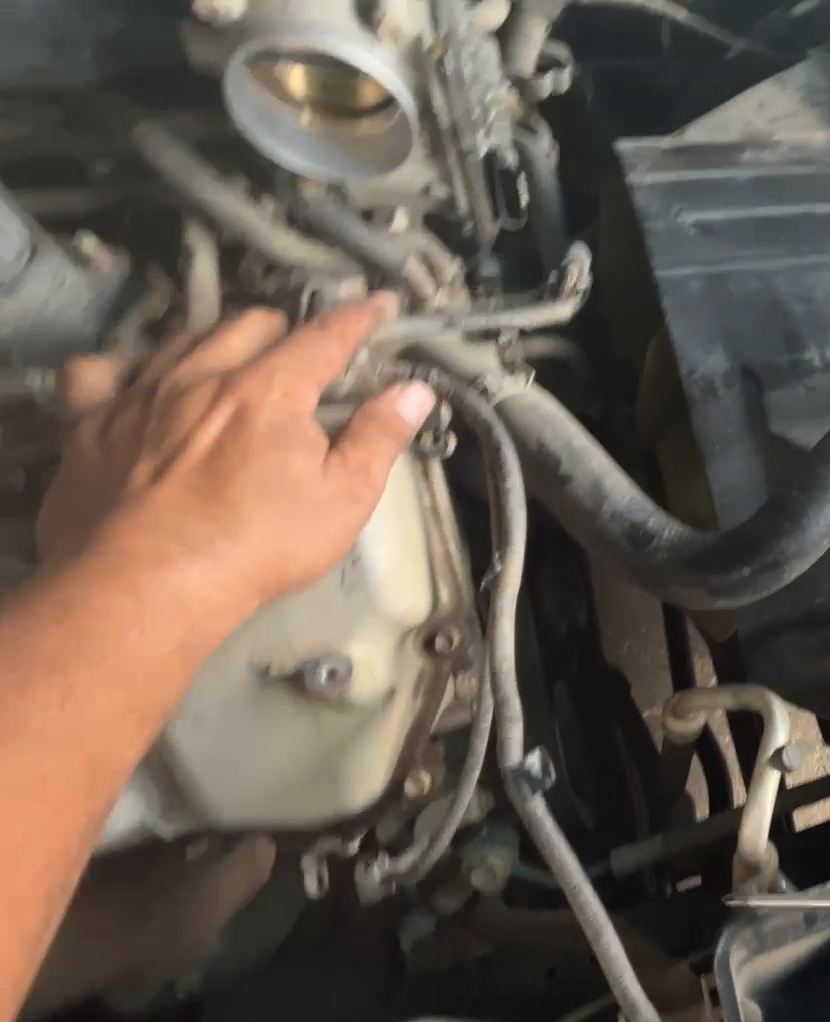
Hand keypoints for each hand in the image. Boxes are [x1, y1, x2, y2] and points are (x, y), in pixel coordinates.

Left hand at [35, 296, 437, 612]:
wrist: (149, 583)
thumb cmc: (264, 541)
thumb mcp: (348, 494)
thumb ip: (380, 435)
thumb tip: (415, 391)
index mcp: (270, 393)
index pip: (324, 338)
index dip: (358, 317)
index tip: (381, 302)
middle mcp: (201, 378)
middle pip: (247, 326)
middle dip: (285, 328)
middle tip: (308, 349)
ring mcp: (136, 397)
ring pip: (180, 339)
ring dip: (218, 340)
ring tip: (238, 356)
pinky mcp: (86, 425)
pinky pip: (99, 370)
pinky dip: (130, 367)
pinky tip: (145, 381)